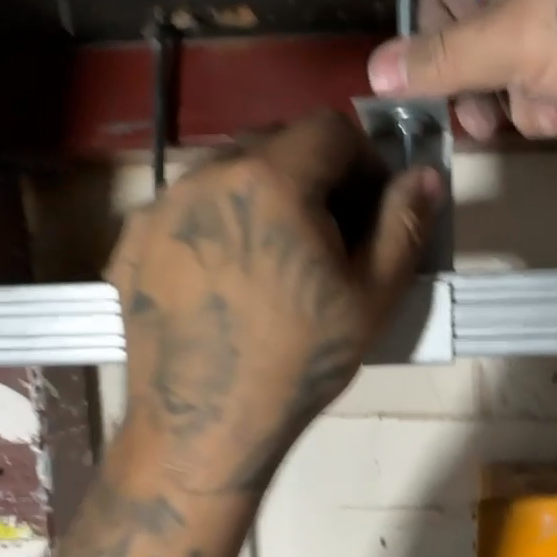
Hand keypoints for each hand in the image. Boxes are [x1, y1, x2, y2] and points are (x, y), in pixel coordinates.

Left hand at [107, 111, 440, 489]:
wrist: (203, 428)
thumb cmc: (299, 363)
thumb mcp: (371, 299)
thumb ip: (403, 226)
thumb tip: (425, 174)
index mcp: (270, 179)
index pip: (331, 129)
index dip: (364, 161)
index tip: (371, 208)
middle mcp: (205, 175)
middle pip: (275, 144)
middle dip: (312, 176)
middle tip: (328, 238)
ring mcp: (159, 208)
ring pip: (226, 174)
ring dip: (262, 197)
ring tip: (274, 261)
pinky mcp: (130, 242)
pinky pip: (186, 209)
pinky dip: (216, 225)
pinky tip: (227, 281)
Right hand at [371, 0, 556, 143]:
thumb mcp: (511, 39)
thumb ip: (440, 60)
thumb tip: (374, 71)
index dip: (439, 42)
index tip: (435, 84)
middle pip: (479, 46)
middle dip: (489, 87)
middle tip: (485, 120)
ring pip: (517, 82)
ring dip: (534, 105)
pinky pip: (555, 100)